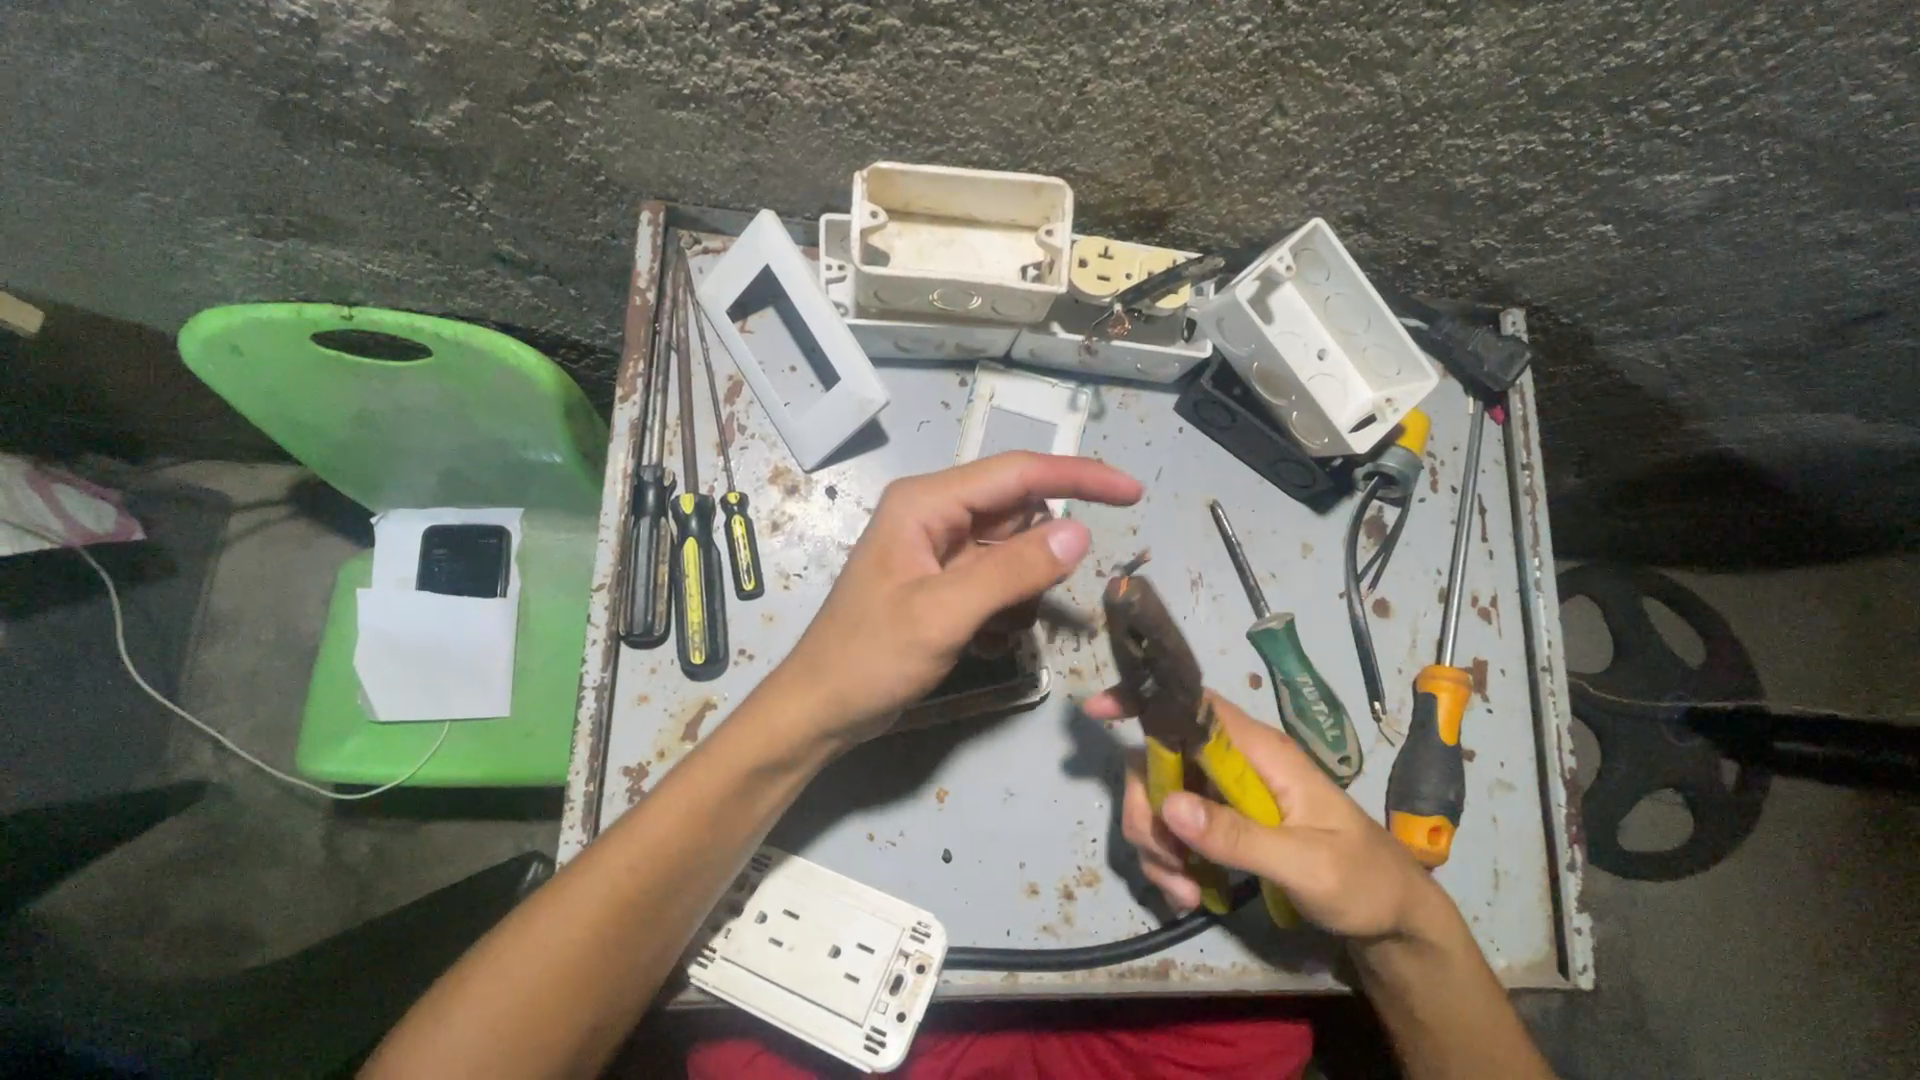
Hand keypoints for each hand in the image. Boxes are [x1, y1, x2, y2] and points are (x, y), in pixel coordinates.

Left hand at [775, 452, 1141, 745]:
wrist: (821, 710)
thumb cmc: (870, 658)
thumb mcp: (944, 613)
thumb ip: (1013, 570)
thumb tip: (1079, 533)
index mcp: (926, 503)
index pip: (1019, 473)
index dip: (1080, 477)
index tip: (1133, 493)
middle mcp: (934, 516)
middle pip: (1019, 516)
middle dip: (1037, 562)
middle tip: (1015, 610)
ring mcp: (938, 552)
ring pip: (1014, 554)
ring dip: (1021, 595)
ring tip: (988, 633)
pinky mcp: (943, 585)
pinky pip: (998, 583)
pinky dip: (1005, 612)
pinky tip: (980, 643)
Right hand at [1091, 690, 1446, 942]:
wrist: (1391, 920)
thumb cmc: (1363, 880)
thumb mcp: (1309, 864)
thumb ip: (1240, 836)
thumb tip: (1169, 804)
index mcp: (1260, 753)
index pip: (1193, 706)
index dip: (1144, 701)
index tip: (1098, 710)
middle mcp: (1235, 764)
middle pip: (1159, 762)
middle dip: (1148, 812)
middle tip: (1167, 863)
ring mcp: (1225, 794)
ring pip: (1159, 800)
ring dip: (1157, 847)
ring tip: (1186, 892)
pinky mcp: (1221, 823)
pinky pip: (1173, 830)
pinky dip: (1168, 862)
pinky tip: (1189, 894)